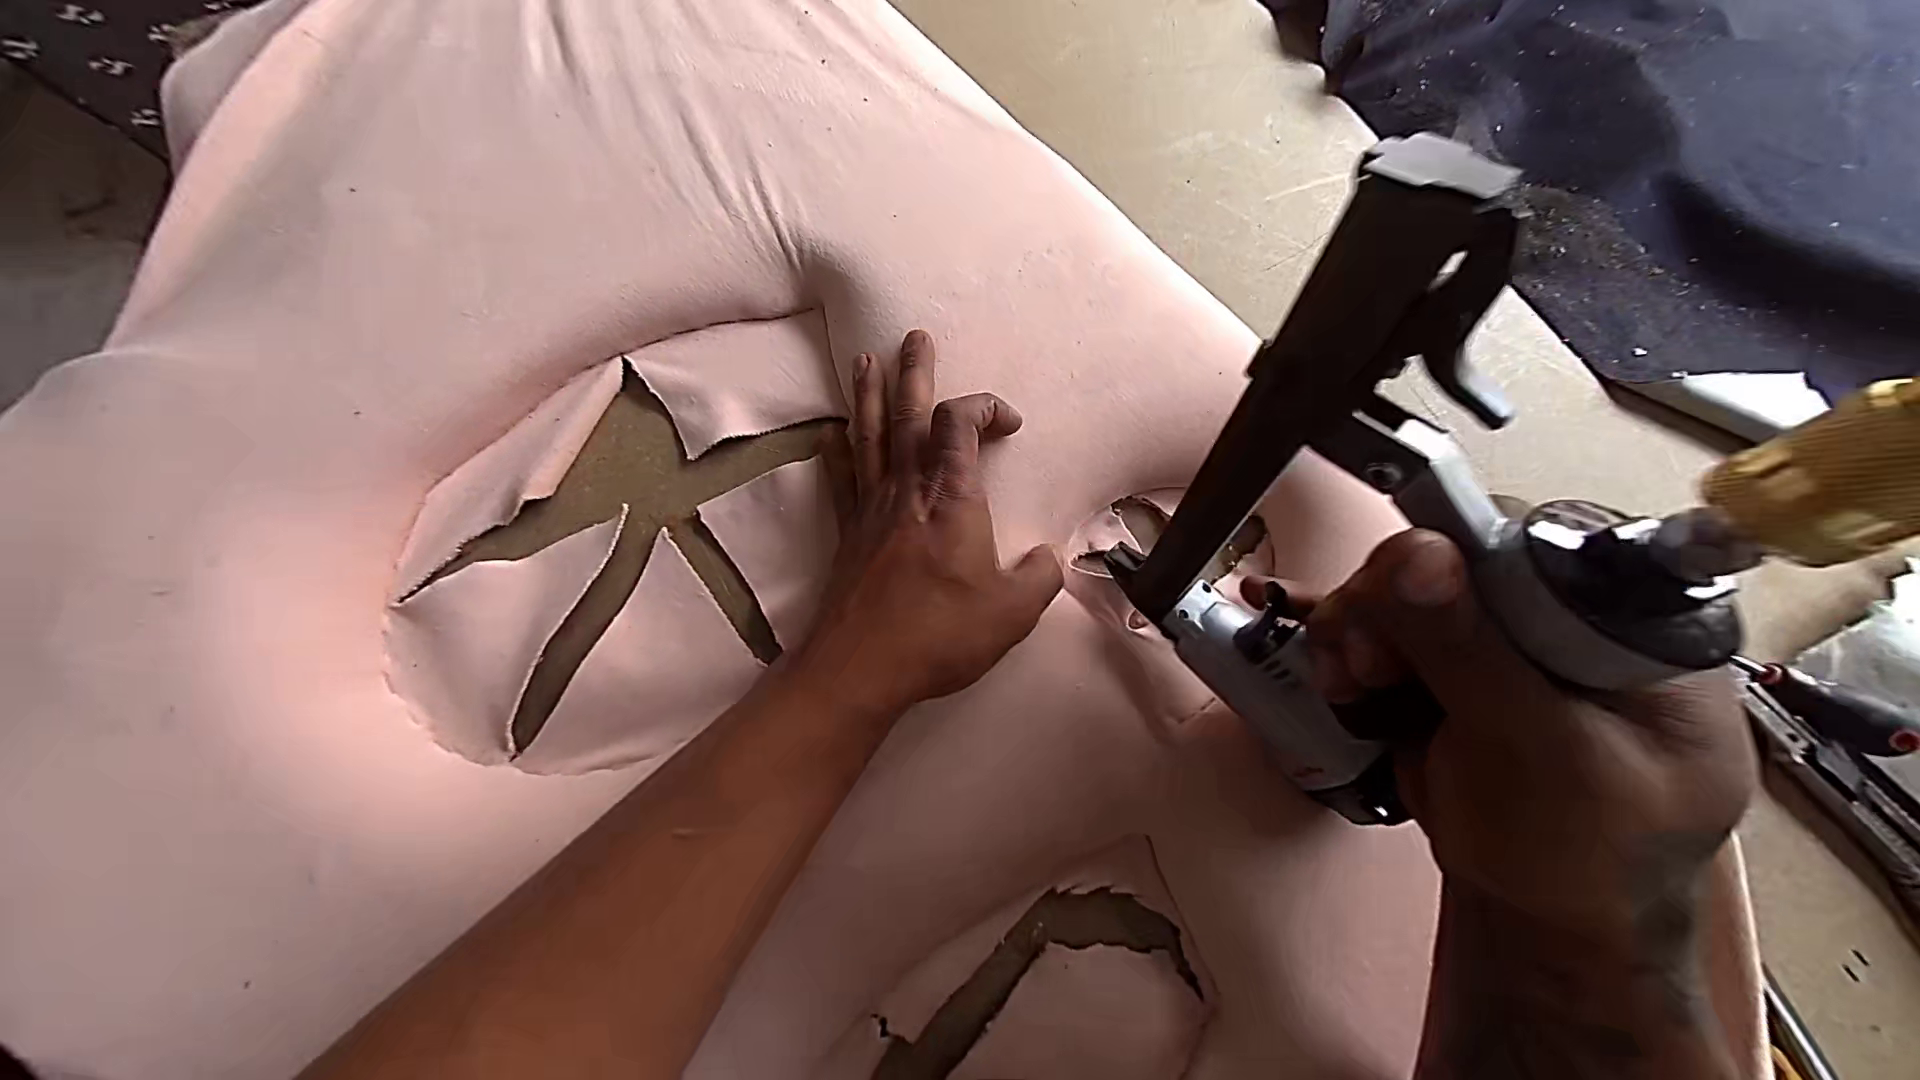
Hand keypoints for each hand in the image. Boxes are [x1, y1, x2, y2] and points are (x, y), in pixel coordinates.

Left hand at [788, 330, 1062, 716]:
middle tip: (914, 337)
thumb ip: (1039, 577)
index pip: (959, 425)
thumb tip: (1048, 557)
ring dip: (869, 394)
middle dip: (914, 372)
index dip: (985, 408)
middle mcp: (907, 491)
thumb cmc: (940, 635)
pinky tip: (831, 433)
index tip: (1009, 422)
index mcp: (950, 499)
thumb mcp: (1013, 612)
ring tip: (865, 360)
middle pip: (907, 415)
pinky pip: (843, 478)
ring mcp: (871, 509)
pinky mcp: (849, 532)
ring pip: (869, 436)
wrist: (862, 666)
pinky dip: (839, 449)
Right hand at [1260, 529, 1757, 940]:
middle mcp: (1554, 618)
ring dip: (1350, 630)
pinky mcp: (1436, 660)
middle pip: (1444, 559)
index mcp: (1625, 629)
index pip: (1529, 544)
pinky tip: (1324, 663)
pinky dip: (1336, 639)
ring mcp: (1488, 638)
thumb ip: (1471, 650)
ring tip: (1348, 687)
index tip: (1397, 604)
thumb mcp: (1534, 750)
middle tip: (1367, 666)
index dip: (1452, 560)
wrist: (1529, 905)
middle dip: (1385, 606)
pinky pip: (1372, 622)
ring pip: (1393, 589)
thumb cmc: (1572, 848)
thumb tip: (1417, 549)